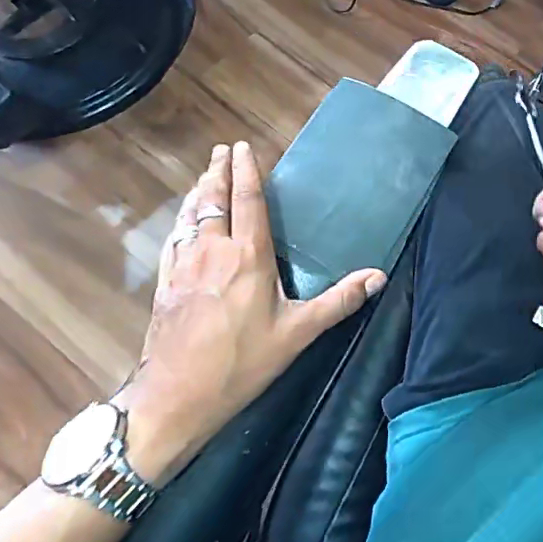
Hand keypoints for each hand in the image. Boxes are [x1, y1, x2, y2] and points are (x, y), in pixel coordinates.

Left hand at [114, 142, 385, 483]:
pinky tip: (182, 223)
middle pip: (213, 199)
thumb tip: (377, 276)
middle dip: (217, 171)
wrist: (176, 394)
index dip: (245, 171)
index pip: (247, 200)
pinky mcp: (165, 281)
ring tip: (204, 177)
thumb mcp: (298, 333)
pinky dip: (181, 220)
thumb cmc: (242, 362)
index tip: (243, 147)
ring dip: (198, 191)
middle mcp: (213, 250)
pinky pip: (173, 238)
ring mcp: (184, 264)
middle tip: (222, 151)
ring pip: (190, 215)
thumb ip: (338, 301)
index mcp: (247, 256)